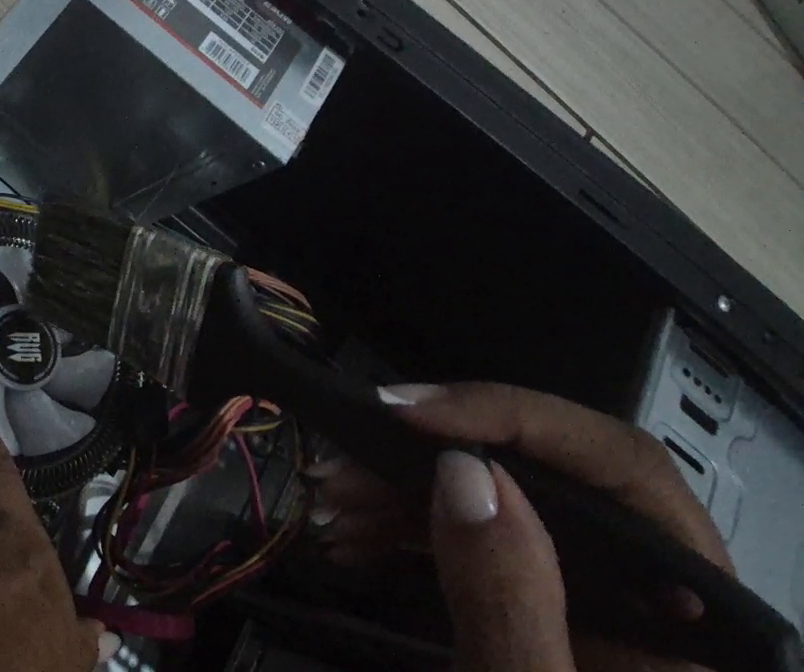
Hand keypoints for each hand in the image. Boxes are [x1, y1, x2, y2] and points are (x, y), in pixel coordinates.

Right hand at [313, 382, 731, 671]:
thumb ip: (511, 598)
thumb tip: (464, 473)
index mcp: (699, 617)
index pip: (620, 469)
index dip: (512, 419)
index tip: (407, 413)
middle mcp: (658, 589)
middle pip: (550, 470)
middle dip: (435, 451)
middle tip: (348, 450)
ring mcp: (593, 593)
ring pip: (498, 493)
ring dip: (402, 484)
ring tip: (331, 497)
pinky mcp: (539, 600)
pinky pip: (471, 530)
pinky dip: (404, 520)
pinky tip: (353, 530)